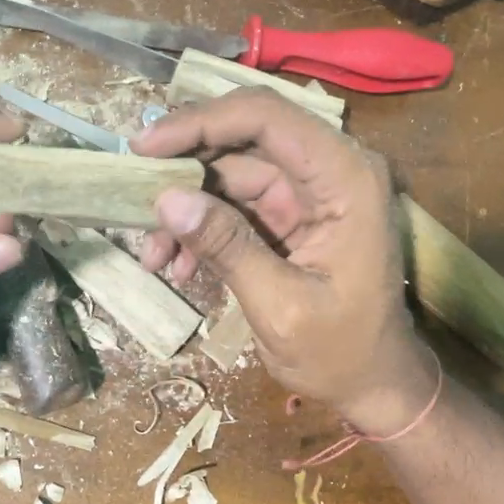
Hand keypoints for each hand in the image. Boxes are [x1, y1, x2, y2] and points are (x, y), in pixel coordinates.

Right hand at [130, 89, 433, 435]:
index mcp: (344, 179)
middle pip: (244, 141)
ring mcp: (308, 195)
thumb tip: (165, 200)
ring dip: (185, 211)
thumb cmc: (339, 353)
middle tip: (132, 194)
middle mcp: (328, 172)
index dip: (201, 123)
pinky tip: (176, 267)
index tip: (144, 148)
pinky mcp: (289, 220)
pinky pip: (234, 209)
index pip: (267, 119)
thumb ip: (226, 247)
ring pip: (230, 177)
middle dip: (184, 167)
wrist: (371, 385)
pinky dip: (201, 232)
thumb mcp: (279, 305)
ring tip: (151, 256)